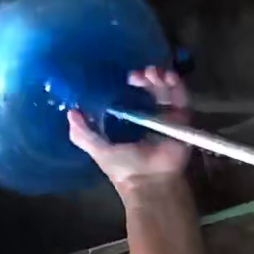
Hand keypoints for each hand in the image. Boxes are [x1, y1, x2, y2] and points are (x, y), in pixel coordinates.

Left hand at [68, 66, 192, 196]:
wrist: (149, 182)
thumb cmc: (124, 167)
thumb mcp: (98, 150)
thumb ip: (82, 134)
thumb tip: (70, 112)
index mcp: (131, 120)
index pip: (132, 94)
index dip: (129, 83)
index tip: (125, 76)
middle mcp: (150, 115)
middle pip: (150, 88)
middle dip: (146, 77)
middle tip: (139, 74)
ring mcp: (167, 115)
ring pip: (166, 89)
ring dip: (160, 76)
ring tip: (153, 72)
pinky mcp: (182, 118)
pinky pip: (182, 97)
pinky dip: (177, 84)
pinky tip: (169, 76)